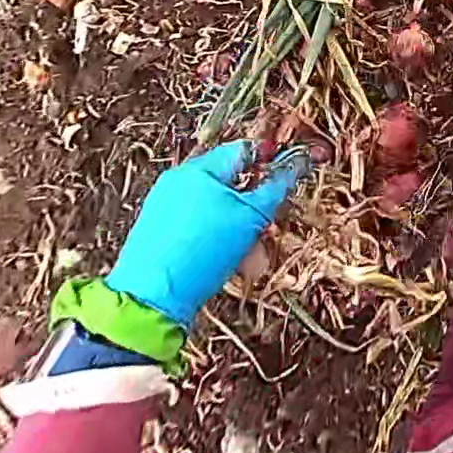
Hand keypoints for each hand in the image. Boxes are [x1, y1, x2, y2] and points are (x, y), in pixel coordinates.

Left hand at [104, 141, 301, 326]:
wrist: (150, 302)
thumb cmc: (202, 253)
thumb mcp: (252, 215)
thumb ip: (279, 184)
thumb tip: (302, 161)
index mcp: (199, 170)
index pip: (246, 149)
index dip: (271, 161)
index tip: (289, 176)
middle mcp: (179, 181)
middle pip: (233, 181)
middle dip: (256, 204)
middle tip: (268, 224)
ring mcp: (165, 206)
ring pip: (219, 206)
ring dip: (241, 225)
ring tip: (250, 254)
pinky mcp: (157, 231)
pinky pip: (200, 223)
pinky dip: (218, 235)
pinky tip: (229, 260)